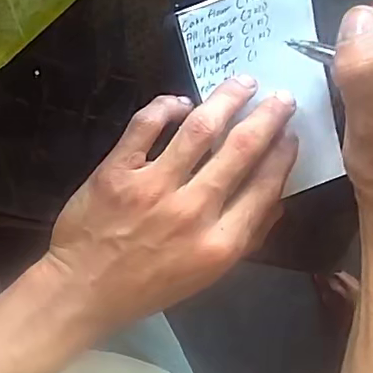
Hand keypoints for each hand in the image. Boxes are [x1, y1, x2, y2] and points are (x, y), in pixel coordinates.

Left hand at [40, 78, 298, 335]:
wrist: (83, 289)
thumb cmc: (146, 286)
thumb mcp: (204, 276)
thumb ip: (243, 239)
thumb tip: (276, 200)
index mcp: (219, 243)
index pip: (264, 187)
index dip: (282, 155)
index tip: (290, 134)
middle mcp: (192, 211)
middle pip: (240, 149)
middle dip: (267, 118)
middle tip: (281, 97)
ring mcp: (152, 187)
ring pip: (199, 129)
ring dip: (226, 100)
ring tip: (243, 83)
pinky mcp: (116, 171)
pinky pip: (145, 126)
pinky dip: (166, 106)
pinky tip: (181, 102)